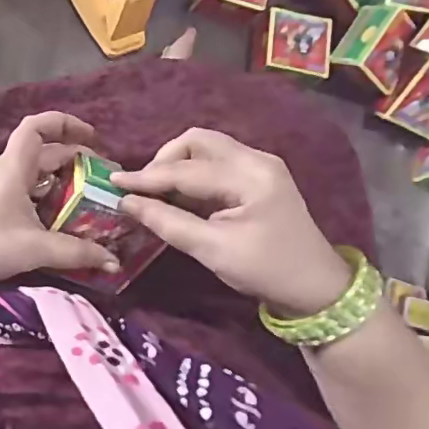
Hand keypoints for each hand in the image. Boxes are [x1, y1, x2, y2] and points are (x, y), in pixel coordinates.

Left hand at [0, 112, 119, 290]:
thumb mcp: (37, 248)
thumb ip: (78, 253)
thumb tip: (113, 262)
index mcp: (13, 167)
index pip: (36, 127)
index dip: (65, 123)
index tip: (92, 137)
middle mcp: (7, 171)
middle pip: (46, 151)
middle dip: (77, 159)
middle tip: (105, 178)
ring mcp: (1, 187)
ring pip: (40, 172)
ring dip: (66, 179)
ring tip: (93, 197)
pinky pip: (32, 190)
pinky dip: (52, 196)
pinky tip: (69, 216)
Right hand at [113, 128, 351, 316]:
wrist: (315, 287)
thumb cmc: (265, 270)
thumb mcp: (212, 249)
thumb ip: (167, 222)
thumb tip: (126, 203)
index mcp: (250, 176)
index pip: (186, 168)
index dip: (146, 176)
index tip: (113, 181)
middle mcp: (256, 160)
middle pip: (197, 141)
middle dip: (163, 161)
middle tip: (142, 189)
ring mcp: (259, 166)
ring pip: (205, 149)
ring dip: (176, 166)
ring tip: (156, 194)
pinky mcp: (257, 177)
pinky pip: (215, 164)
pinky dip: (191, 175)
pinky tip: (178, 197)